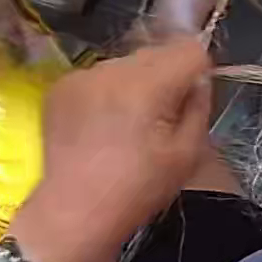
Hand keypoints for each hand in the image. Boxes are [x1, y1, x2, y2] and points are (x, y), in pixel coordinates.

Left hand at [10, 39, 212, 261]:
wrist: (75, 211)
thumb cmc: (138, 188)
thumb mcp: (188, 153)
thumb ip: (199, 106)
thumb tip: (198, 81)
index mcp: (147, 85)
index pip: (189, 50)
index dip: (199, 72)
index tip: (191, 100)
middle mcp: (113, 70)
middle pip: (157, 52)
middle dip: (167, 77)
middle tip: (161, 118)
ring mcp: (83, 75)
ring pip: (128, 63)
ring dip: (137, 83)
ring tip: (129, 124)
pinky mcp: (62, 86)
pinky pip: (100, 76)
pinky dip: (108, 92)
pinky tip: (103, 125)